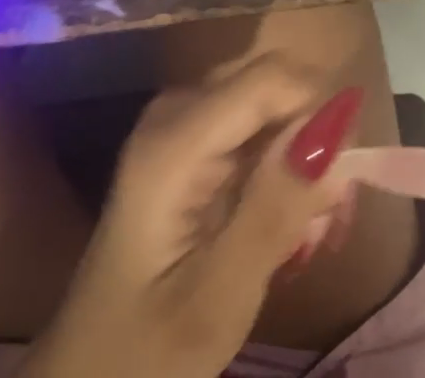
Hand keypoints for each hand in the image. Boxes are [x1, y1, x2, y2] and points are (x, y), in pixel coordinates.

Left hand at [25, 57, 360, 377]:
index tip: (336, 190)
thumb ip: (276, 208)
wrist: (87, 376)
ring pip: (271, 106)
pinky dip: (284, 169)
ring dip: (303, 158)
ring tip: (305, 232)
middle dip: (314, 140)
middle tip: (321, 219)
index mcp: (172, 143)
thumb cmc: (147, 350)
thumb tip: (337, 127)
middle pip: (274, 85)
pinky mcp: (188, 150)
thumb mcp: (220, 295)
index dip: (319, 118)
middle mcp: (173, 115)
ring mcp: (178, 129)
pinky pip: (256, 129)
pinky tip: (284, 224)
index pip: (273, 77)